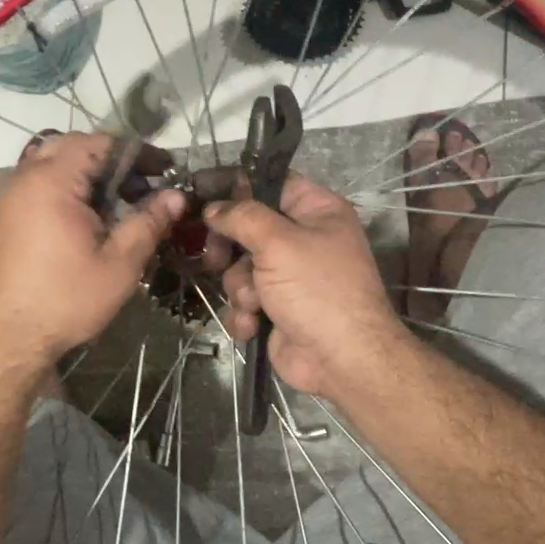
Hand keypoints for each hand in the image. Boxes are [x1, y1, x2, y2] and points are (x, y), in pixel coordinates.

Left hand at [0, 133, 184, 367]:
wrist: (4, 339)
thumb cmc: (65, 301)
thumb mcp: (119, 265)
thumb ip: (148, 223)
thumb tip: (175, 196)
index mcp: (52, 181)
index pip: (98, 142)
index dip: (136, 151)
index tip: (164, 171)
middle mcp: (24, 179)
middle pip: (72, 148)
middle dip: (111, 160)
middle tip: (141, 187)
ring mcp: (8, 198)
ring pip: (52, 166)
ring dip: (87, 176)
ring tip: (117, 207)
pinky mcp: (3, 220)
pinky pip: (38, 187)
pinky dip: (66, 191)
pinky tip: (87, 224)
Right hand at [204, 173, 407, 399]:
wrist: (340, 358)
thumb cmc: (317, 289)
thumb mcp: (279, 242)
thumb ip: (241, 217)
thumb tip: (213, 208)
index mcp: (318, 211)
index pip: (272, 185)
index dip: (238, 190)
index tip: (204, 197)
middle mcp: (305, 240)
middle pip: (248, 230)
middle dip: (231, 250)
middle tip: (217, 258)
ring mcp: (290, 277)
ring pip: (241, 269)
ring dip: (240, 288)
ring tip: (255, 302)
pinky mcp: (277, 310)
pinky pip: (245, 301)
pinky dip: (245, 313)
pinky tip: (254, 324)